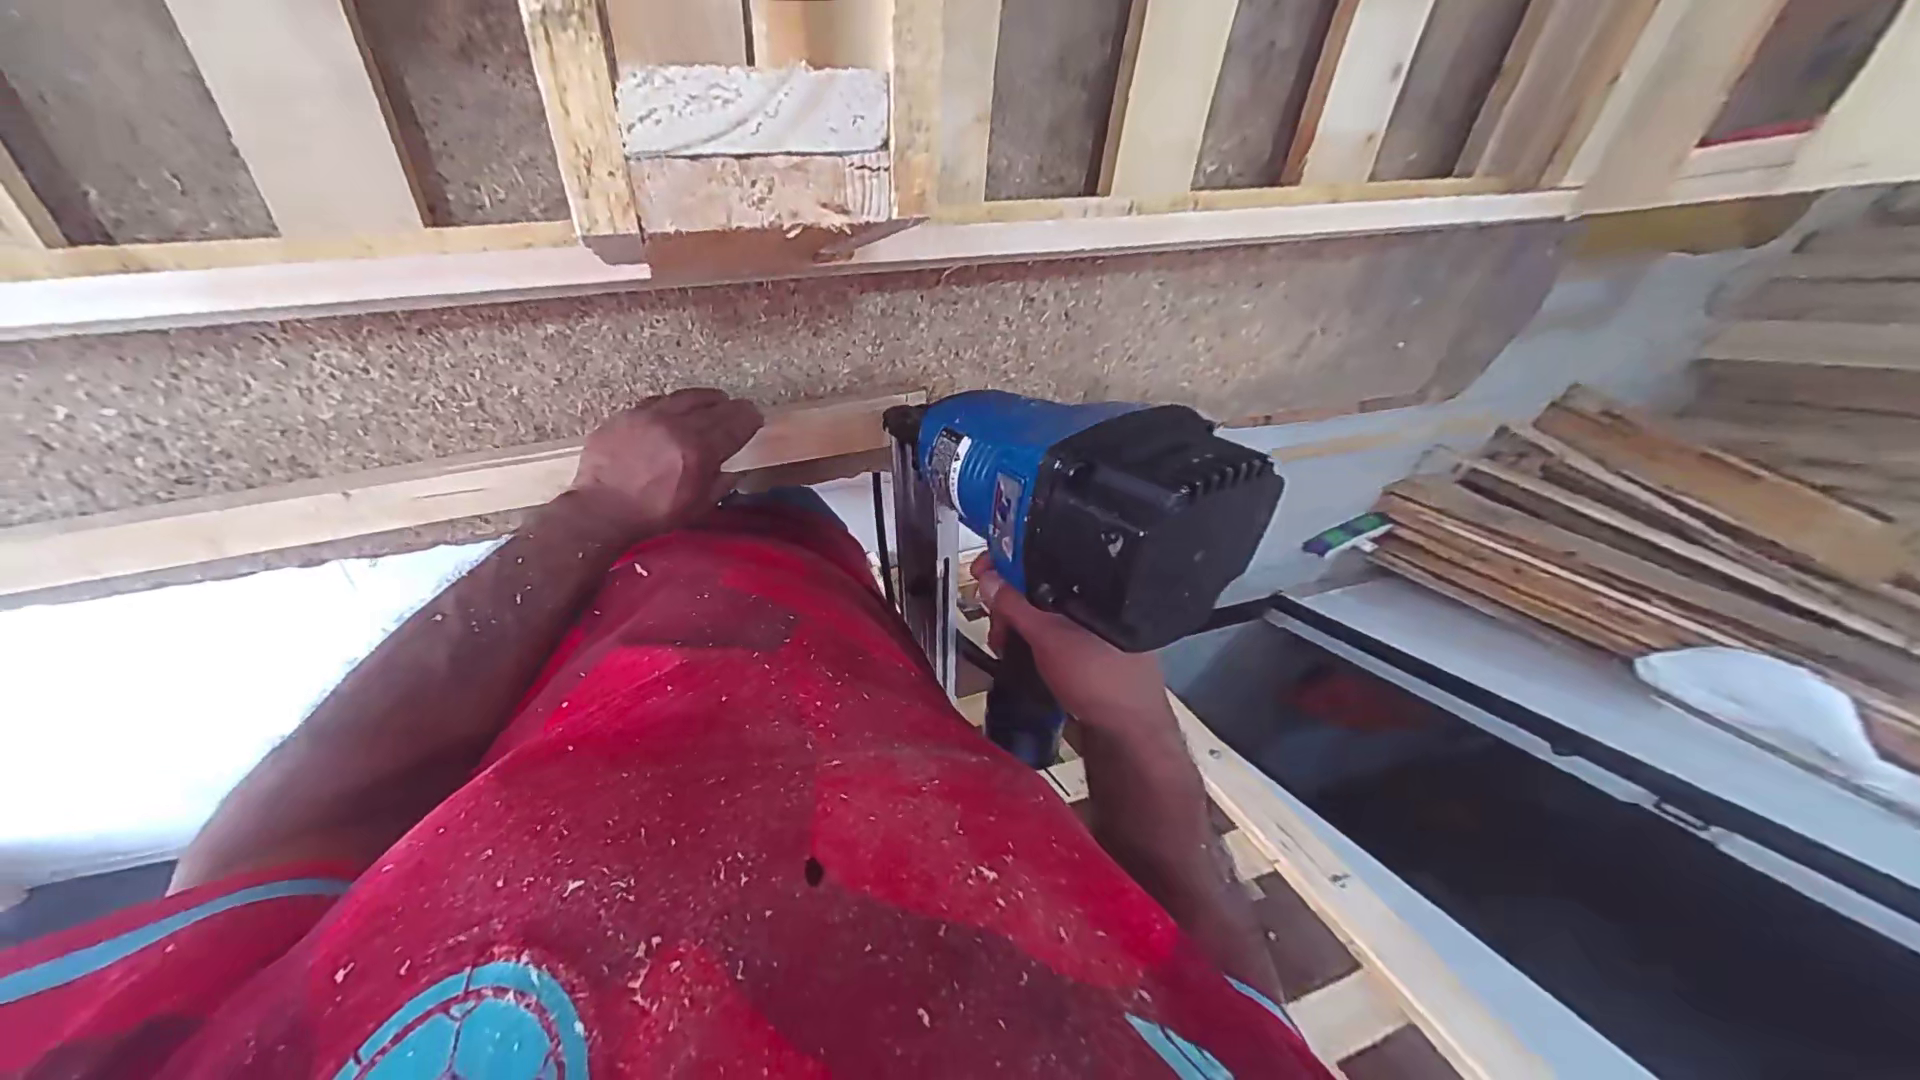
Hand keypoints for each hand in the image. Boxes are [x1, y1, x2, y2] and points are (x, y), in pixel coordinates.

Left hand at [564, 389, 763, 535]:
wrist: (603, 510)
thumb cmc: (656, 513)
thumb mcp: (700, 505)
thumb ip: (722, 483)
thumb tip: (734, 470)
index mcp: (699, 450)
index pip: (734, 425)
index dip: (749, 419)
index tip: (756, 417)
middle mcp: (676, 426)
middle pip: (713, 407)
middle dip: (732, 407)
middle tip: (740, 408)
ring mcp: (649, 416)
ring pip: (686, 397)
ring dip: (706, 398)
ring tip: (715, 400)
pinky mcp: (626, 415)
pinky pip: (658, 401)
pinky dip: (674, 403)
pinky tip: (678, 409)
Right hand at [971, 553, 1173, 734]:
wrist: (1127, 733)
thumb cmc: (1099, 678)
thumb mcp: (1048, 637)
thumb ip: (1015, 607)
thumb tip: (989, 579)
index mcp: (1095, 587)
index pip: (1047, 558)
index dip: (1012, 560)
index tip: (985, 568)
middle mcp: (1096, 604)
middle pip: (1041, 587)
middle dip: (1008, 600)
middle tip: (992, 618)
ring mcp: (1094, 629)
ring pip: (1044, 613)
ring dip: (1016, 623)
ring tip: (1002, 643)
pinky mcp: (1088, 651)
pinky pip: (1052, 633)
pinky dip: (1031, 639)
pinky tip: (1017, 652)